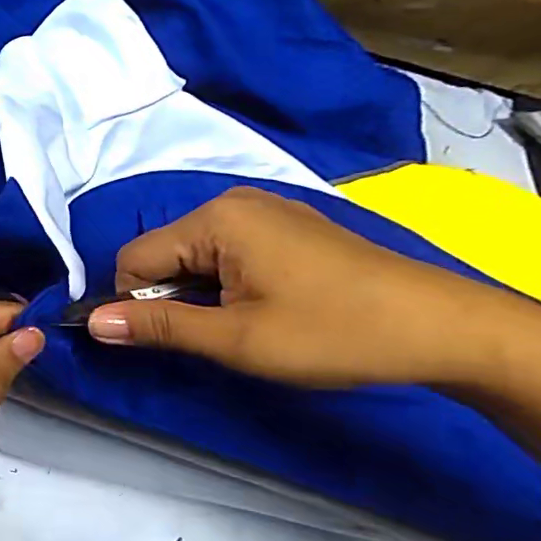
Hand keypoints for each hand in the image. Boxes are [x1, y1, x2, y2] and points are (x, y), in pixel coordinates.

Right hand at [86, 187, 532, 387]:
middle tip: (221, 336)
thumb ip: (159, 326)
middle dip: (174, 297)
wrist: (447, 327)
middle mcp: (232, 201)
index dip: (138, 303)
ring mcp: (263, 209)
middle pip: (164, 253)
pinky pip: (227, 248)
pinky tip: (268, 305)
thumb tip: (94, 323)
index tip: (174, 340)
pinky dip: (227, 281)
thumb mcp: (239, 339)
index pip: (134, 259)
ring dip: (201, 292)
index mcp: (215, 219)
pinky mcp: (286, 224)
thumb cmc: (335, 333)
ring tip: (248, 323)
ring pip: (194, 253)